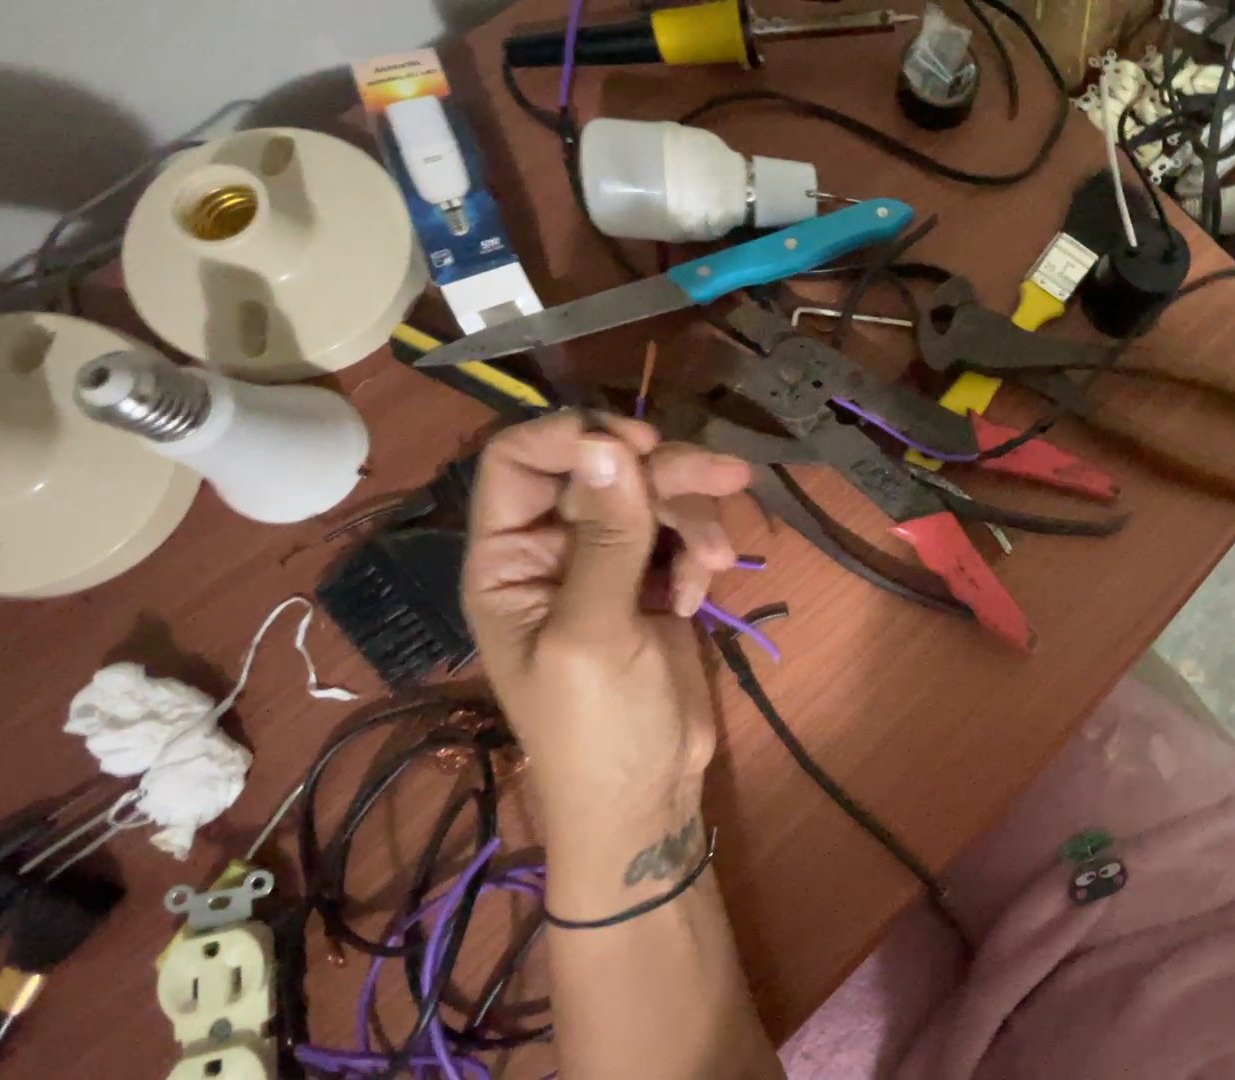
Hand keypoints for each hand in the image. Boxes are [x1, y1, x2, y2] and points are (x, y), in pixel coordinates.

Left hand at [461, 412, 751, 808]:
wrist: (649, 795)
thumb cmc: (597, 728)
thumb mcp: (593, 634)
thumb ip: (605, 539)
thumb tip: (611, 444)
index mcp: (507, 559)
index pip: (521, 462)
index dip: (575, 438)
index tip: (641, 443)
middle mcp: (553, 551)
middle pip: (605, 472)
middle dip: (666, 475)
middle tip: (727, 477)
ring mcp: (610, 566)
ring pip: (653, 499)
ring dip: (694, 519)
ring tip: (721, 562)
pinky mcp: (657, 584)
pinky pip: (682, 537)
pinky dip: (700, 556)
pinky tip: (701, 597)